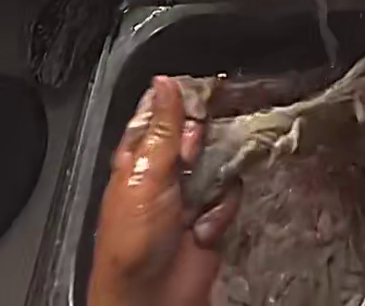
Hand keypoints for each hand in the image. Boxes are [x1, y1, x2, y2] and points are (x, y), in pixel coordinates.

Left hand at [88, 76, 240, 305]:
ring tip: (196, 200)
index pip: (164, 108)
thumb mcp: (146, 173)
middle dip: (201, 141)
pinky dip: (221, 208)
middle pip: (198, 129)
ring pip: (219, 156)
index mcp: (140, 151)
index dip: (183, 98)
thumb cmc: (133, 240)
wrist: (152, 302)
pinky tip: (203, 227)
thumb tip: (165, 81)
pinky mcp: (212, 211)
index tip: (201, 94)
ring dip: (213, 178)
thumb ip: (162, 126)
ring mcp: (190, 188)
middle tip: (191, 156)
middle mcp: (166, 165)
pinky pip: (231, 191)